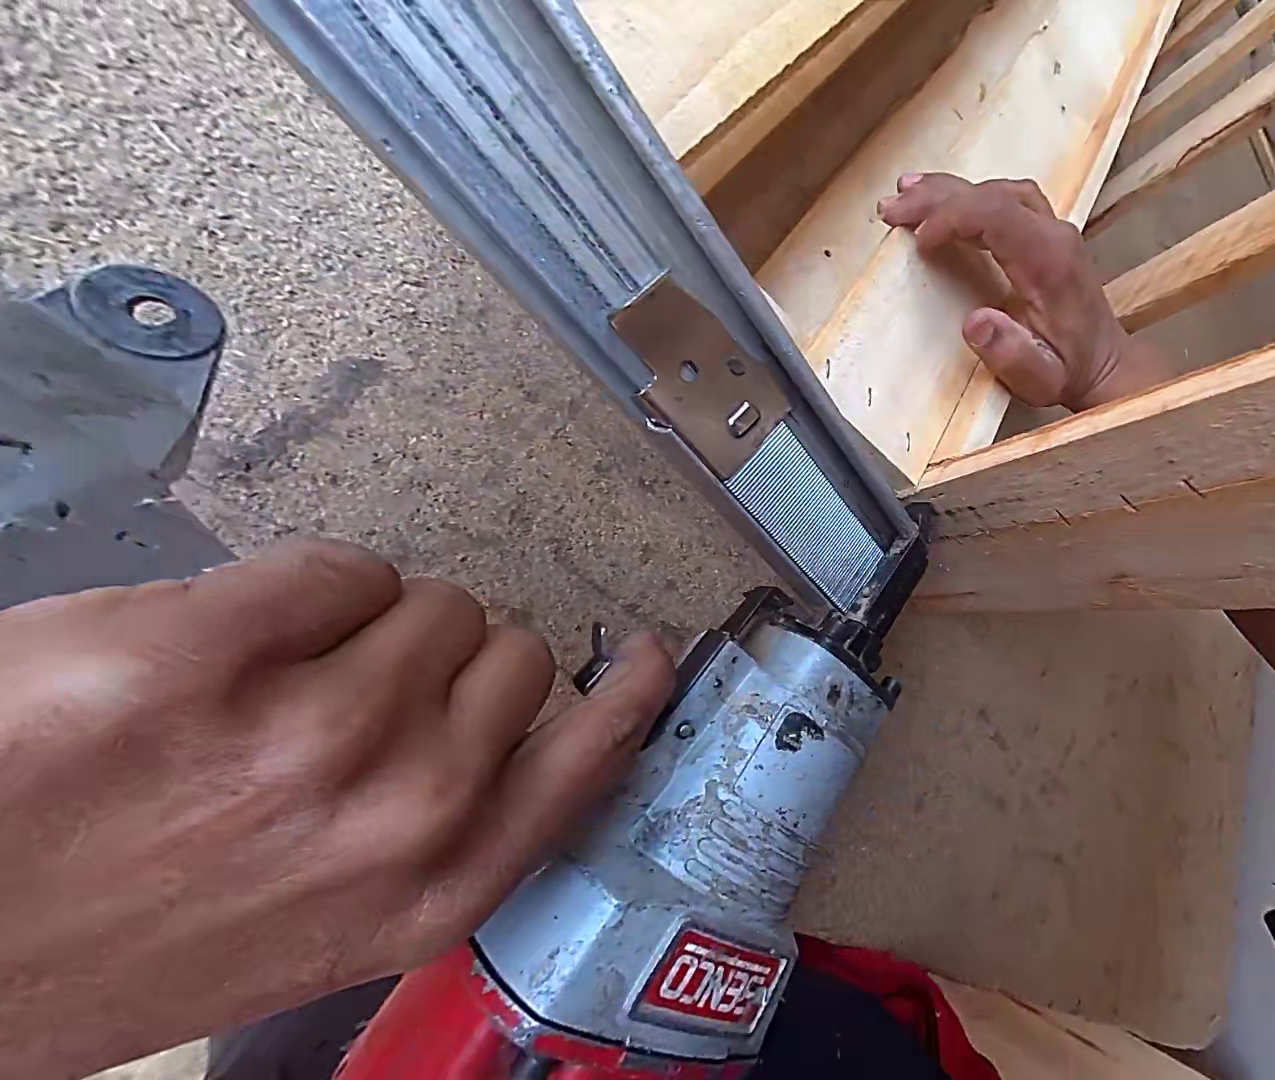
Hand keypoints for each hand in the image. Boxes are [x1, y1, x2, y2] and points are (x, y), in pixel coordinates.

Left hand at [0, 540, 675, 1075]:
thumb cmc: (131, 936)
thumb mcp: (346, 913)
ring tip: (274, 688)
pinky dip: (299, 591)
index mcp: (442, 880)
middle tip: (359, 704)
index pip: (593, 754)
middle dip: (453, 663)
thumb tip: (534, 719)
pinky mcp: (190, 661)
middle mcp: (405, 812)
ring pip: (437, 604)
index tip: (651, 653)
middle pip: (519, 652)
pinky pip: (341, 569)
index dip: (633, 691)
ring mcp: (307, 737)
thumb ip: (468, 823)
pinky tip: (222, 650)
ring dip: (374, 628)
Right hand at [878, 172, 1173, 410]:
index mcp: (1049, 261)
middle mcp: (1055, 235)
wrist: (1104, 366)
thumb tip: (975, 323)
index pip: (994, 214)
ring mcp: (1054, 230)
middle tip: (892, 210)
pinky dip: (971, 198)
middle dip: (936, 198)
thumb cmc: (1069, 372)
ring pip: (998, 190)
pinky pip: (1007, 200)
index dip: (950, 218)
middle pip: (990, 194)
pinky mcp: (1048, 235)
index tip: (917, 240)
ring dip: (950, 191)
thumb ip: (1010, 354)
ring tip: (907, 194)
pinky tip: (945, 201)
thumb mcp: (1040, 378)